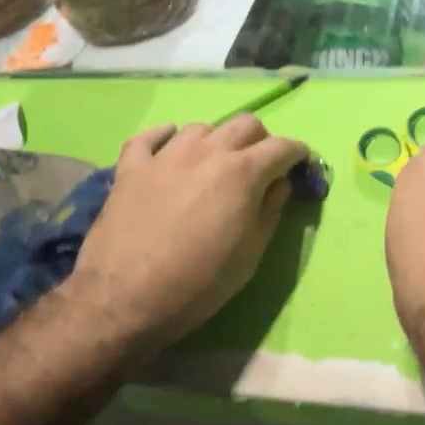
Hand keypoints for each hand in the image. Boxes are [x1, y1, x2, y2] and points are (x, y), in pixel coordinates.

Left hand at [67, 115, 308, 347]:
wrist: (122, 300)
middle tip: (260, 165)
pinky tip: (168, 146)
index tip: (301, 164)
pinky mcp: (131, 168)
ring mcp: (166, 156)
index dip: (298, 153)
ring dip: (216, 141)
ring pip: (201, 128)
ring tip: (213, 164)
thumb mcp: (250, 255)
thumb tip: (278, 184)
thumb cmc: (197, 283)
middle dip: (261, 140)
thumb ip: (270, 211)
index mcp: (242, 172)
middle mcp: (207, 152)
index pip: (282, 147)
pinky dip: (163, 136)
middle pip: (245, 124)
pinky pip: (150, 137)